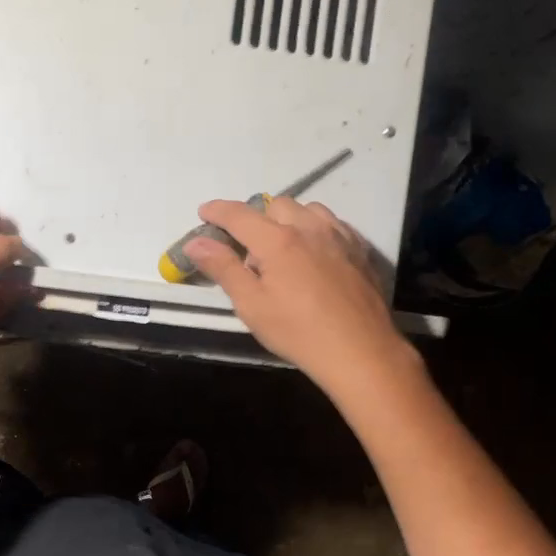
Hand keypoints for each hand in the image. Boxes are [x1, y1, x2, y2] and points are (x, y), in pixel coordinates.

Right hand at [184, 197, 412, 390]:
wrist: (359, 350)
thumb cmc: (298, 332)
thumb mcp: (251, 305)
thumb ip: (223, 268)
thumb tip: (195, 242)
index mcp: (277, 240)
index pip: (239, 214)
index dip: (217, 211)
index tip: (204, 213)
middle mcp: (309, 228)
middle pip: (276, 205)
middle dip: (257, 218)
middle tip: (248, 250)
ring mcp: (339, 236)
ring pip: (308, 210)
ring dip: (289, 220)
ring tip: (283, 249)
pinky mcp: (360, 249)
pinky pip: (333, 225)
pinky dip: (316, 230)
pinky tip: (314, 254)